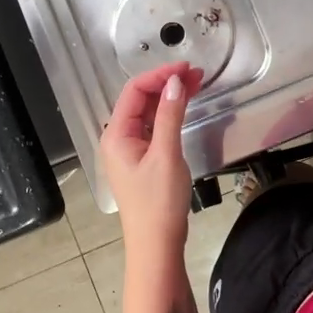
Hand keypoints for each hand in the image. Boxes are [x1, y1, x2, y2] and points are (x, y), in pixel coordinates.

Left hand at [99, 62, 203, 256]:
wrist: (157, 244)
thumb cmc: (158, 202)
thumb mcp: (166, 154)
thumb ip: (169, 115)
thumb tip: (174, 82)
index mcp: (116, 135)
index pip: (134, 91)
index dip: (159, 75)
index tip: (186, 68)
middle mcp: (119, 139)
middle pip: (140, 100)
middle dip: (167, 83)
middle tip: (197, 74)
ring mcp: (131, 150)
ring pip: (149, 113)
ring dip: (170, 97)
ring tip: (196, 84)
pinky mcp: (143, 160)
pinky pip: (154, 127)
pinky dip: (170, 114)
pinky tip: (185, 108)